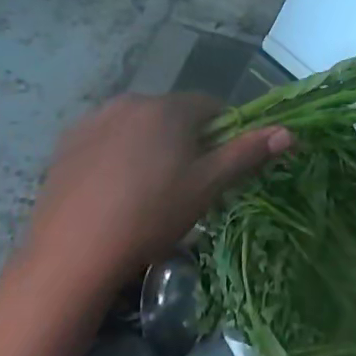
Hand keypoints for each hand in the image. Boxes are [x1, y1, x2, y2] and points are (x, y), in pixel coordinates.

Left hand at [26, 94, 290, 284]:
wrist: (72, 254)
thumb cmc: (151, 216)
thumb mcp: (207, 187)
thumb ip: (247, 153)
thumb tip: (289, 131)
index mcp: (167, 108)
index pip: (211, 106)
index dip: (223, 134)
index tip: (219, 168)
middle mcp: (129, 101)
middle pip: (173, 114)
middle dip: (186, 140)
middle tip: (185, 185)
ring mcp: (93, 120)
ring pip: (139, 127)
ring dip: (151, 146)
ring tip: (147, 191)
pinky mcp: (66, 143)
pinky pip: (107, 139)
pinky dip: (118, 155)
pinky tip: (114, 192)